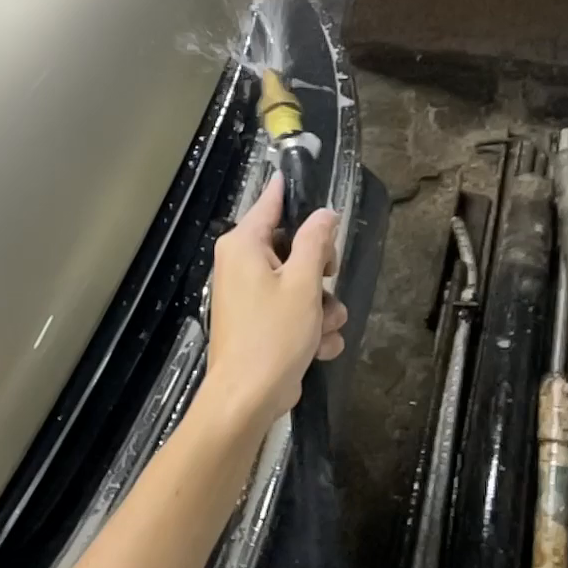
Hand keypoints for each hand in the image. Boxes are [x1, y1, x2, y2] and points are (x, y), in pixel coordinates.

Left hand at [201, 174, 345, 433]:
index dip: (291, 193)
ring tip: (319, 329)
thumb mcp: (302, 283)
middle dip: (320, 273)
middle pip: (294, 247)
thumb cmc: (272, 333)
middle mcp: (241, 262)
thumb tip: (324, 213)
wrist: (248, 394)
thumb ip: (316, 244)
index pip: (269, 204)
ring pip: (303, 285)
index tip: (304, 174)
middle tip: (325, 285)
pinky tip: (315, 348)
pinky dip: (311, 329)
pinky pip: (296, 312)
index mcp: (242, 245)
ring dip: (321, 309)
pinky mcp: (261, 321)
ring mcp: (250, 293)